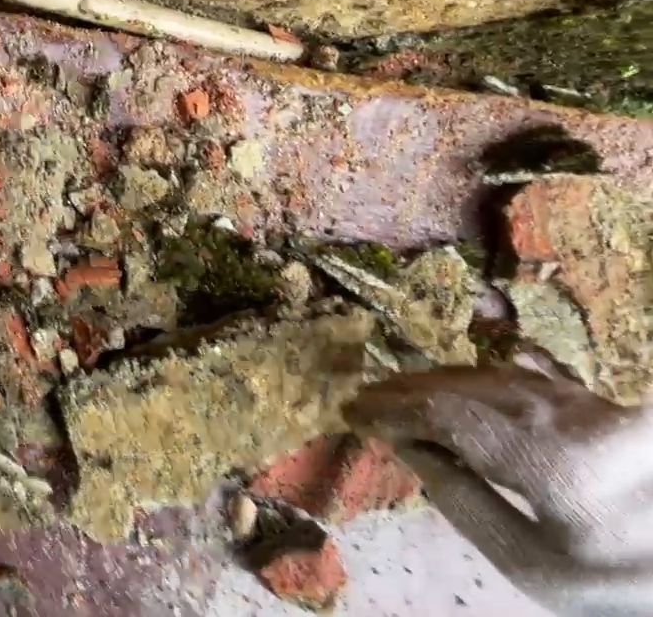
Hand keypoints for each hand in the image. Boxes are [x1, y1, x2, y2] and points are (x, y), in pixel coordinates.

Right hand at [348, 366, 652, 615]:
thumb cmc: (622, 589)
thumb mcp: (534, 570)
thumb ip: (462, 503)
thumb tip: (407, 446)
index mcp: (556, 466)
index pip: (444, 416)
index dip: (389, 410)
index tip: (349, 412)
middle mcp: (582, 424)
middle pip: (470, 389)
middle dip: (410, 391)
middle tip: (365, 398)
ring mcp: (607, 414)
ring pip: (502, 381)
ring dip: (443, 385)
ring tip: (401, 395)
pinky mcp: (622, 415)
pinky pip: (536, 386)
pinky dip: (485, 388)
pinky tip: (459, 397)